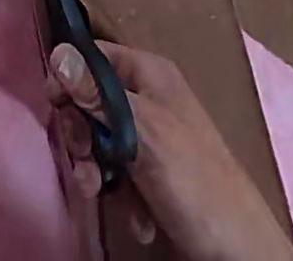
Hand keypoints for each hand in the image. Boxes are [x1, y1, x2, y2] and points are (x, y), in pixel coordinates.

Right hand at [48, 40, 292, 260]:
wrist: (239, 251)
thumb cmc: (192, 178)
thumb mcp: (141, 131)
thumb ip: (97, 94)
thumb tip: (59, 51)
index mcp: (148, 73)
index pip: (94, 55)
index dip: (69, 75)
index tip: (54, 103)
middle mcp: (147, 96)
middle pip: (91, 99)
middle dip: (82, 133)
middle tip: (83, 158)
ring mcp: (150, 134)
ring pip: (100, 138)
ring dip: (95, 169)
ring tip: (101, 192)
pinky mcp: (151, 169)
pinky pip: (117, 169)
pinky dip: (118, 191)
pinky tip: (134, 213)